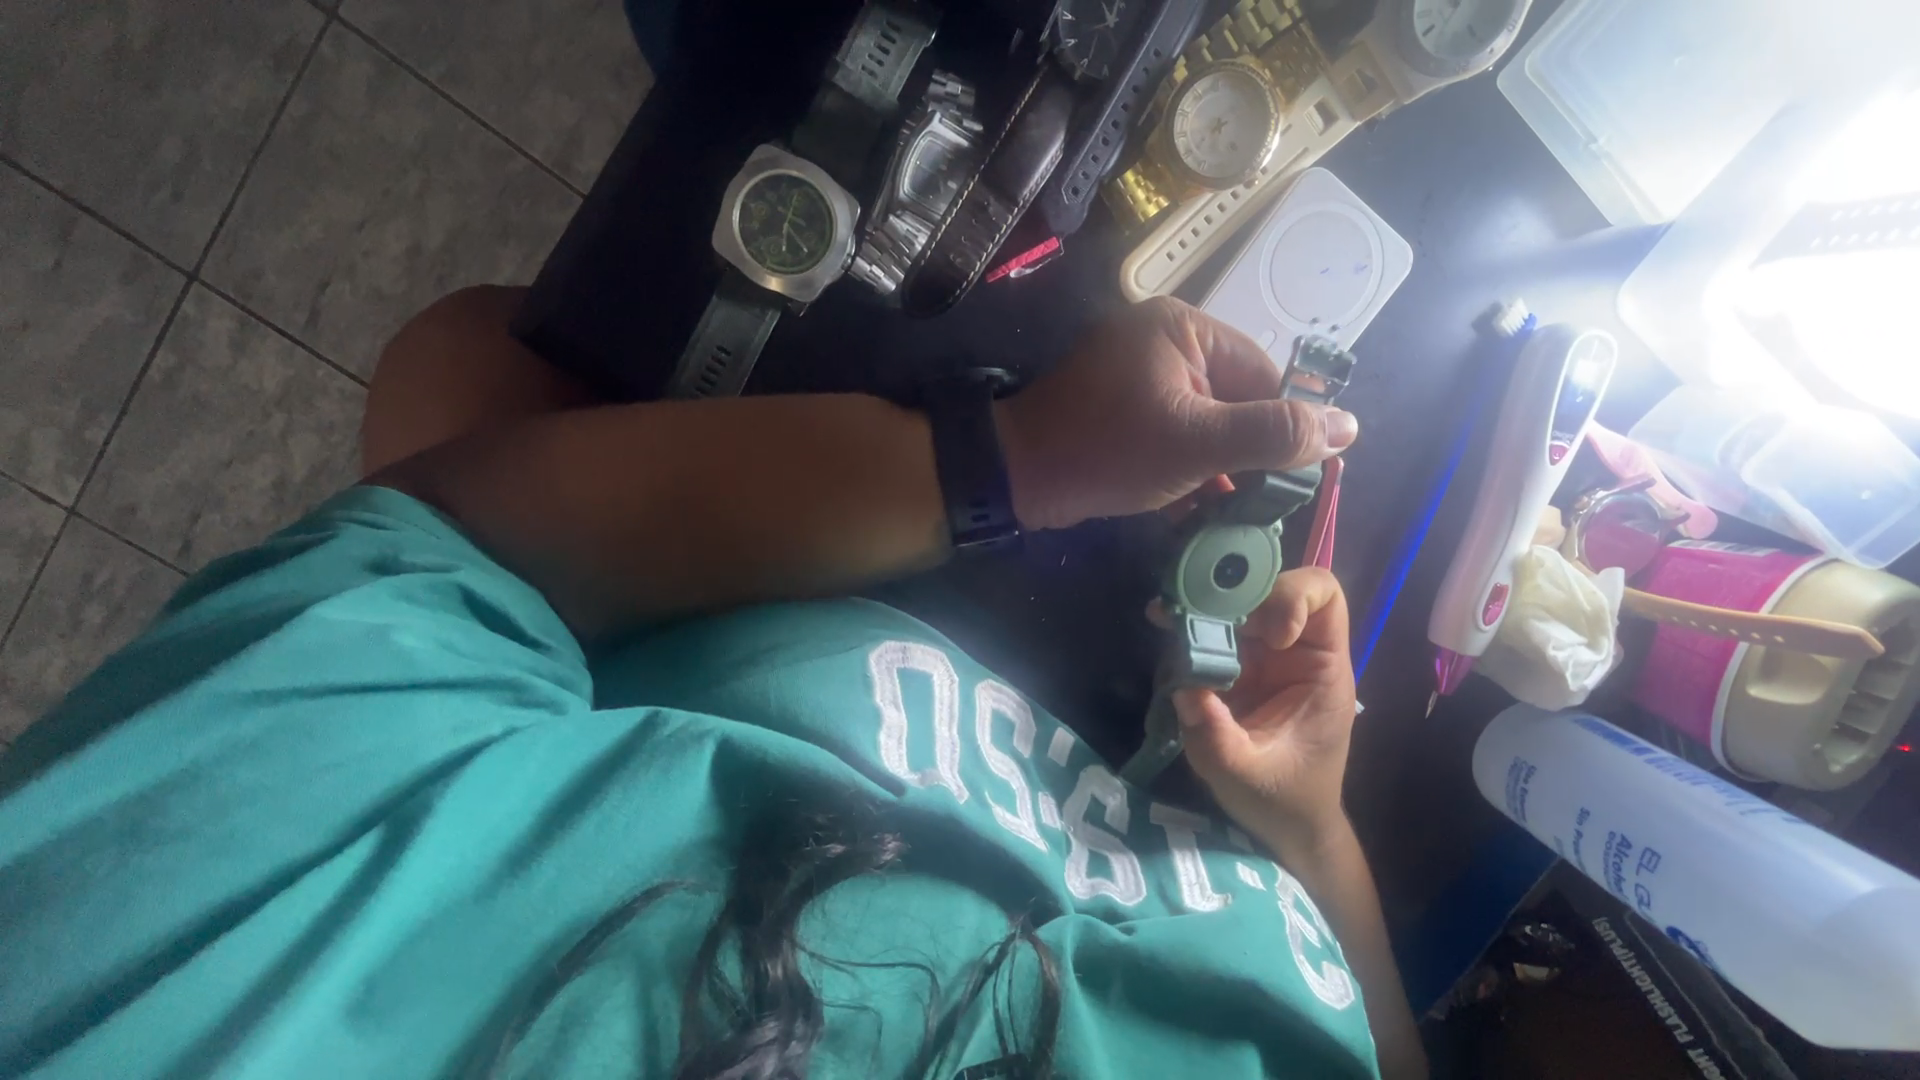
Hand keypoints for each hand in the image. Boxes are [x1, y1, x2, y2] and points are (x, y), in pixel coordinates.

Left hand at [994, 297, 1357, 530]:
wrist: (1018, 478)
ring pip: (1204, 420)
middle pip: (1234, 397)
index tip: (1296, 475)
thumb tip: (1349, 426)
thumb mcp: (1198, 443)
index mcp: (1182, 328)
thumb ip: (1273, 434)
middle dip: (1245, 452)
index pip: (1262, 372)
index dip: (1284, 425)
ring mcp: (1137, 375)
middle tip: (1260, 501)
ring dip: (1217, 467)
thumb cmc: (1107, 451)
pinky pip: (1172, 431)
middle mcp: (1161, 342)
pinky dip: (1185, 466)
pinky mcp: (1120, 409)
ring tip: (1229, 511)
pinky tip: (1194, 505)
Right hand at [1173, 567, 1356, 855]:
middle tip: (1193, 616)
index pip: (1324, 597)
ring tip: (1166, 616)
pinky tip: (1163, 625)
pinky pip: (1214, 632)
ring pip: (1237, 607)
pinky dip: (1188, 626)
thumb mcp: (1246, 775)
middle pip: (1270, 591)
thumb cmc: (1283, 800)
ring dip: (1203, 608)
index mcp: (1321, 671)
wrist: (1285, 825)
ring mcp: (1263, 658)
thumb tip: (1186, 689)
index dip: (1291, 598)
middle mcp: (1293, 653)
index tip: (1265, 635)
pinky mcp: (1236, 668)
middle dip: (1232, 597)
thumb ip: (1217, 736)